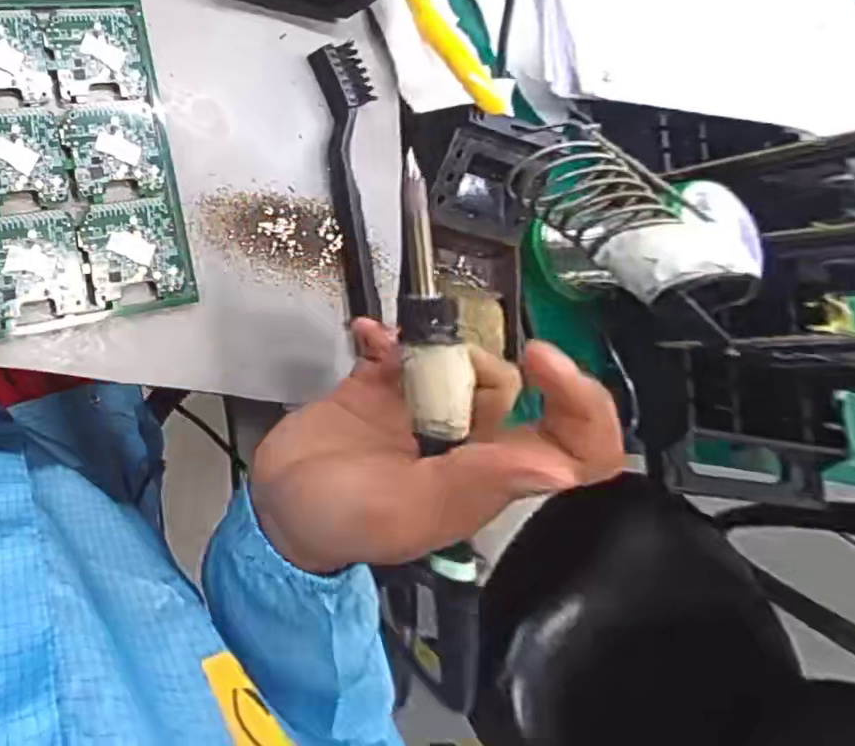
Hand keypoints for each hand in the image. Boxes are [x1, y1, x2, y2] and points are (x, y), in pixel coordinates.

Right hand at [249, 319, 624, 574]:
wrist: (276, 502)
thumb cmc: (340, 522)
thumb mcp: (408, 509)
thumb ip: (472, 483)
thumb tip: (555, 470)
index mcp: (484, 477)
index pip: (568, 446)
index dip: (578, 405)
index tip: (547, 362)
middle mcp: (457, 443)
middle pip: (504, 389)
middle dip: (477, 363)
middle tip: (436, 358)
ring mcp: (410, 415)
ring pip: (449, 366)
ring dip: (429, 346)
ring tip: (391, 344)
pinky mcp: (368, 394)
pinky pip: (389, 356)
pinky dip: (383, 338)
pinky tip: (368, 333)